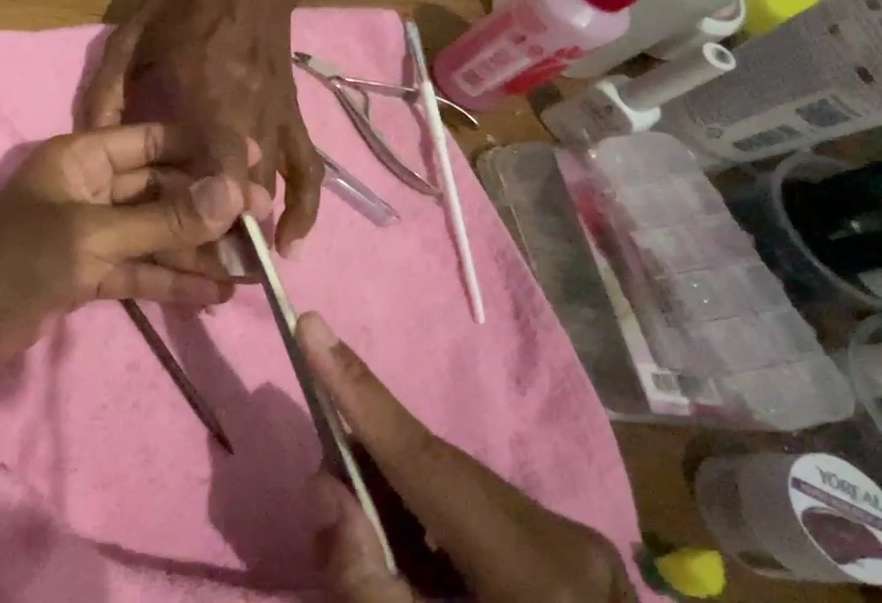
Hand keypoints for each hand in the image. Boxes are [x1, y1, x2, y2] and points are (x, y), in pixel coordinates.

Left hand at [0, 124, 271, 363]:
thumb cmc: (21, 258)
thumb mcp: (95, 234)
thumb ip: (164, 218)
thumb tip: (233, 191)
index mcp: (79, 157)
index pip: (151, 141)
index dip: (201, 149)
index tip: (253, 161)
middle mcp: (86, 187)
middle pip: (158, 190)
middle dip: (206, 209)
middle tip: (263, 228)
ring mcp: (86, 231)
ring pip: (152, 233)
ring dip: (196, 250)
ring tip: (252, 269)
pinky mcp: (85, 271)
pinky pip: (138, 268)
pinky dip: (171, 280)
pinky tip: (215, 294)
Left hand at [82, 0, 323, 254]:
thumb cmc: (183, 0)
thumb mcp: (128, 39)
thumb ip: (109, 90)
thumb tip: (91, 136)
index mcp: (201, 91)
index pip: (213, 151)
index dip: (213, 195)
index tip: (206, 235)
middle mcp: (245, 112)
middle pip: (240, 181)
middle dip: (227, 227)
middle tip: (212, 269)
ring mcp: (275, 118)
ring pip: (271, 182)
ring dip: (258, 227)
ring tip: (243, 270)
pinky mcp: (291, 118)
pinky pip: (309, 168)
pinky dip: (307, 207)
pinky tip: (291, 244)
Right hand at [298, 314, 635, 602]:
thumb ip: (361, 574)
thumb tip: (322, 484)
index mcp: (533, 572)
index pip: (423, 458)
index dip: (358, 392)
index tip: (312, 324)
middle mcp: (567, 541)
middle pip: (438, 469)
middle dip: (370, 460)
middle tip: (324, 482)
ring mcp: (585, 549)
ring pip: (459, 488)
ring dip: (402, 496)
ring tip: (375, 539)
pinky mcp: (583, 559)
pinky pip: (483, 512)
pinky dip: (436, 521)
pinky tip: (421, 561)